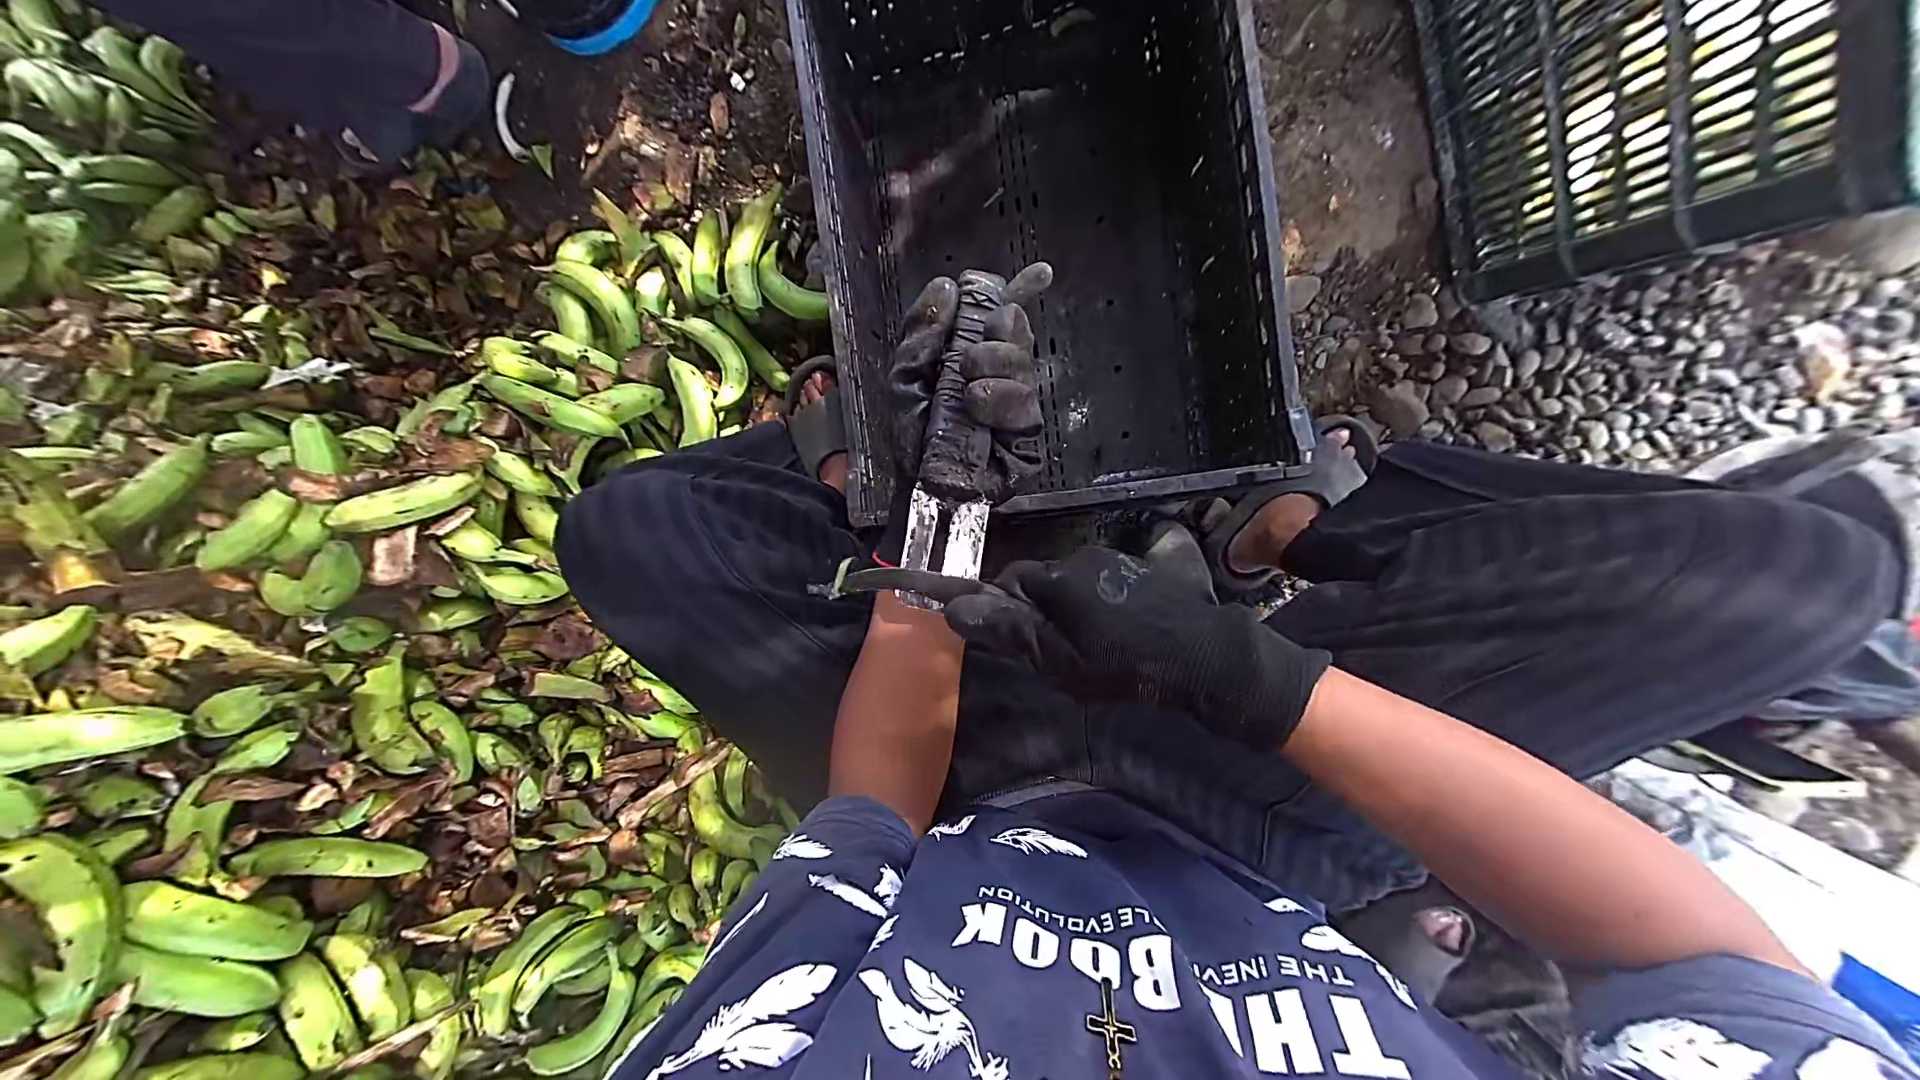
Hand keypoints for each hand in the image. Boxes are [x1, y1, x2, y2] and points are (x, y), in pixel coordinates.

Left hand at [889, 265, 1050, 503]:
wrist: (913, 481)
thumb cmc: (912, 432)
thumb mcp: (905, 377)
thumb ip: (921, 335)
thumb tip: (946, 287)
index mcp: (977, 357)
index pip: (1005, 320)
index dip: (1022, 294)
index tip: (1040, 274)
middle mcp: (1003, 378)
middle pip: (1020, 336)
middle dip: (996, 339)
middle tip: (968, 360)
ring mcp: (1017, 409)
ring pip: (1025, 370)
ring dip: (996, 370)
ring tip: (968, 390)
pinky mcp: (1027, 441)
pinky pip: (1026, 410)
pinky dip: (1001, 402)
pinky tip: (978, 406)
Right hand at [944, 546, 1331, 749]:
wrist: (1206, 659)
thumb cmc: (1124, 667)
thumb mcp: (1059, 661)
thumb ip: (1010, 631)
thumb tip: (957, 608)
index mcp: (1059, 578)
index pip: (1013, 579)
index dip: (1011, 607)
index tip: (1026, 636)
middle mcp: (1088, 554)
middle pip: (1052, 576)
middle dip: (1050, 603)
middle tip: (1069, 643)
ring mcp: (1130, 553)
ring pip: (1090, 570)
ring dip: (1089, 593)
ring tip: (1110, 631)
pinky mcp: (1170, 556)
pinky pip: (1148, 552)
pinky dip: (1142, 566)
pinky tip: (1150, 588)